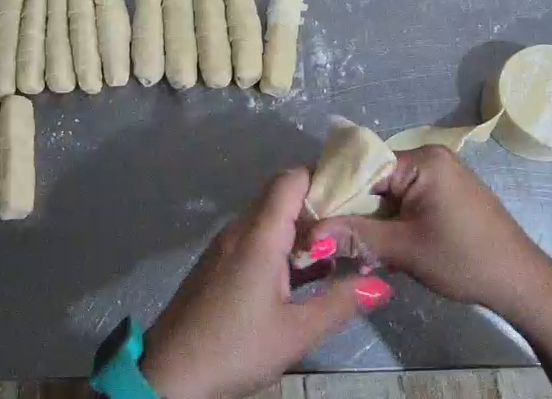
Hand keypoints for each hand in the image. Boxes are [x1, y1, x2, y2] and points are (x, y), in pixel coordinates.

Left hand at [142, 169, 392, 398]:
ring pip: (269, 218)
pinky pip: (256, 237)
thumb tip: (381, 284)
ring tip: (341, 247)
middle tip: (357, 223)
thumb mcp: (295, 333)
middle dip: (319, 204)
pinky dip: (282, 244)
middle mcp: (240, 229)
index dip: (324, 177)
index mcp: (258, 234)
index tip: (357, 192)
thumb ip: (339, 303)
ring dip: (301, 227)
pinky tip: (304, 272)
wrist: (170, 375)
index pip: (291, 180)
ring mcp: (226, 246)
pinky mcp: (219, 264)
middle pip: (281, 195)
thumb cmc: (235, 348)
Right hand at [306, 145, 547, 311]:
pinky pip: (407, 200)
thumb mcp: (405, 249)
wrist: (522, 283)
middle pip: (376, 178)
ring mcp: (441, 176)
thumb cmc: (464, 259)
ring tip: (356, 250)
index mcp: (423, 160)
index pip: (365, 166)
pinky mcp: (447, 195)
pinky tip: (383, 248)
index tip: (313, 216)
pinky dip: (392, 221)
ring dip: (373, 220)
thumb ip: (356, 236)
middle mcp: (431, 158)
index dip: (337, 191)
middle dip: (355, 210)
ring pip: (389, 193)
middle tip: (332, 240)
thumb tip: (311, 235)